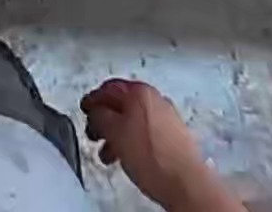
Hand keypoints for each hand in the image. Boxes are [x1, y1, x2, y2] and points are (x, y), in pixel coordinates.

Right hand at [81, 79, 238, 211]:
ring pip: (134, 120)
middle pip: (122, 103)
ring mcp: (167, 116)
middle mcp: (154, 98)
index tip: (85, 108)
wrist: (187, 184)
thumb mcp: (114, 132)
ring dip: (119, 134)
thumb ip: (99, 116)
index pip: (108, 88)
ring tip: (111, 153)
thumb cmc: (154, 158)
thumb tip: (95, 111)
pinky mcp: (176, 136)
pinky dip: (135, 140)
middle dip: (105, 119)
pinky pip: (147, 132)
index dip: (93, 99)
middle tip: (95, 132)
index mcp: (139, 91)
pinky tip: (131, 156)